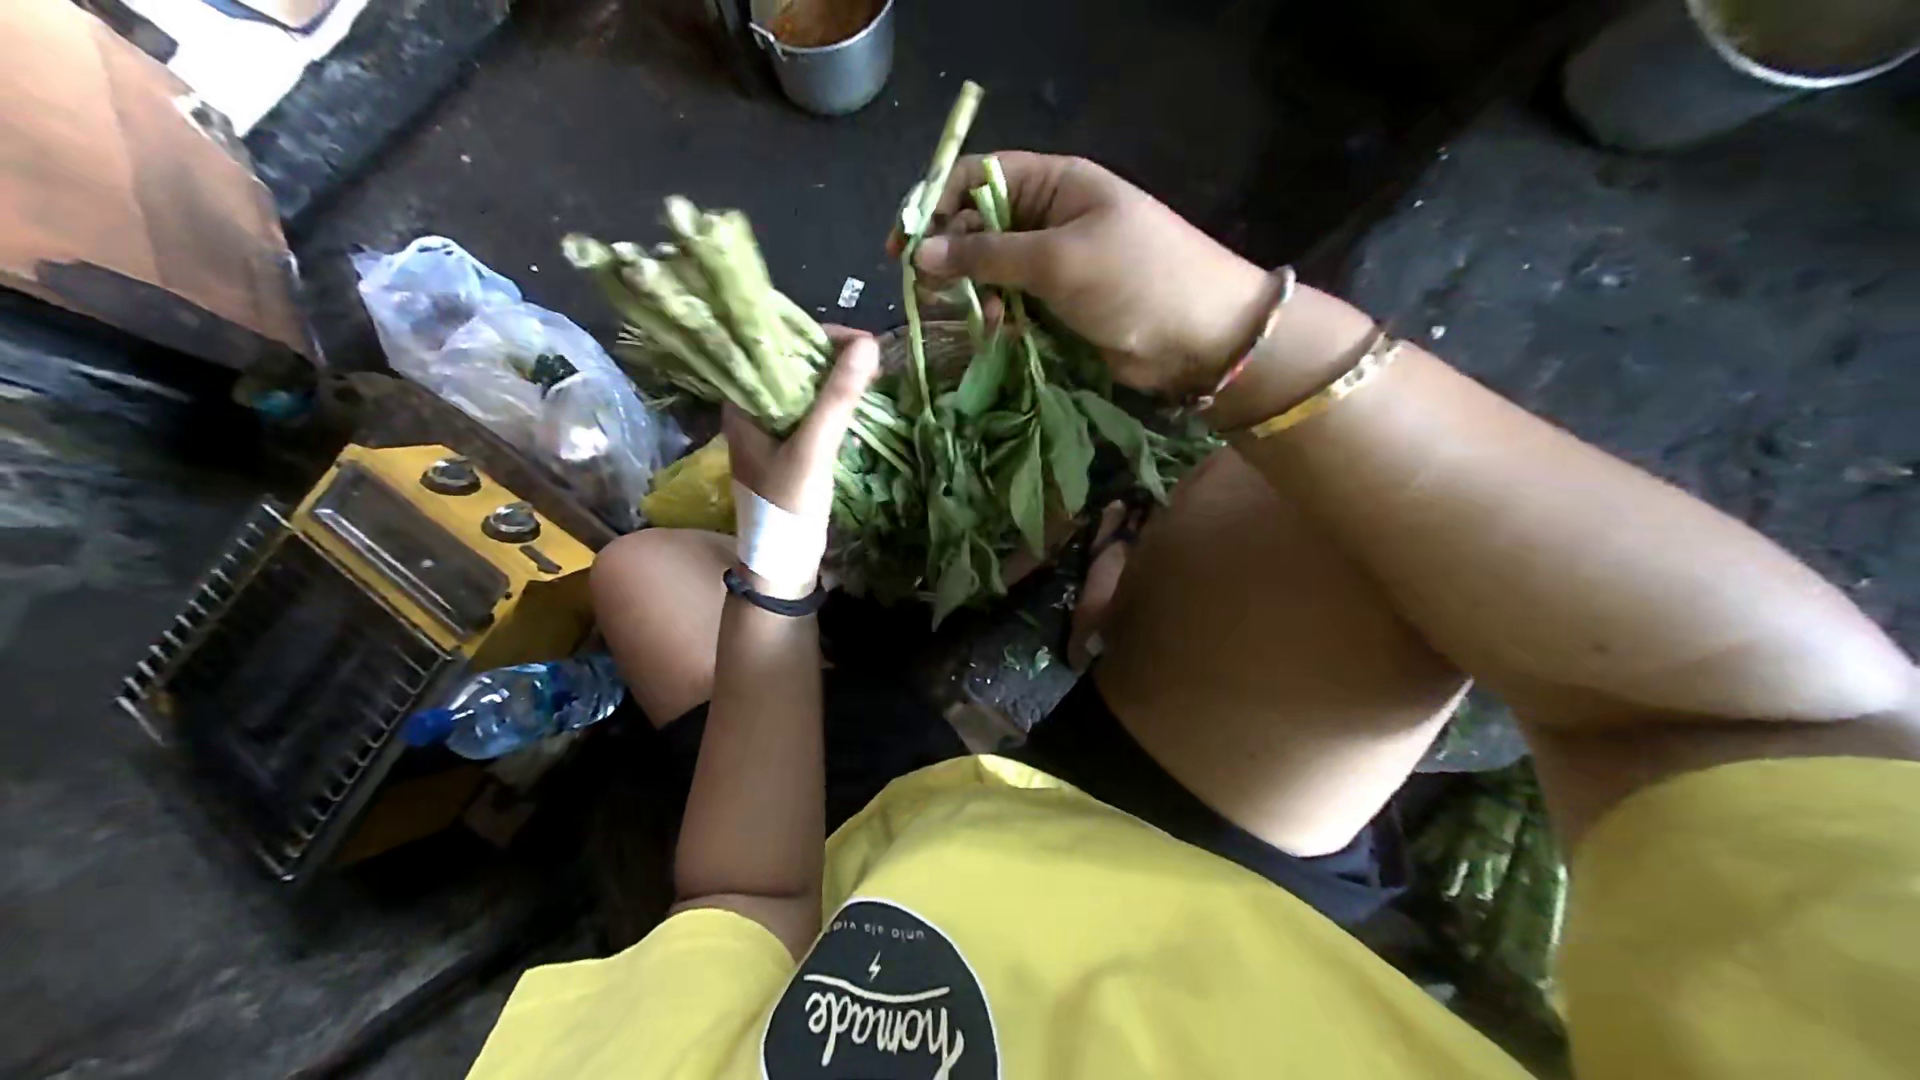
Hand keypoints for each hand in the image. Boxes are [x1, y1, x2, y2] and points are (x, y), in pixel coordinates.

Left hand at [722, 327, 878, 595]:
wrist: (782, 564)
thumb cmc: (788, 506)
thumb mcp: (813, 449)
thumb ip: (837, 399)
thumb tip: (869, 343)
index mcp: (743, 404)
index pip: (773, 347)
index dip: (815, 335)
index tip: (859, 340)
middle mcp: (753, 410)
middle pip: (792, 365)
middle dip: (832, 356)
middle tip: (872, 357)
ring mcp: (773, 430)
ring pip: (806, 388)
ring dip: (837, 379)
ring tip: (873, 374)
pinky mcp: (791, 447)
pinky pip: (815, 412)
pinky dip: (837, 403)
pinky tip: (861, 401)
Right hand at [892, 152, 1273, 395]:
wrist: (1200, 336)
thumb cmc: (1134, 279)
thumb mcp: (1056, 259)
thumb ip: (986, 255)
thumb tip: (921, 253)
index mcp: (1054, 184)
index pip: (978, 178)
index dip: (934, 204)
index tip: (902, 245)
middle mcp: (1049, 217)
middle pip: (978, 225)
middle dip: (951, 255)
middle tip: (927, 292)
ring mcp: (1054, 264)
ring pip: (991, 271)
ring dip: (974, 292)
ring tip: (975, 318)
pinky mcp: (1058, 305)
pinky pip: (1012, 304)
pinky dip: (998, 317)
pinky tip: (995, 332)